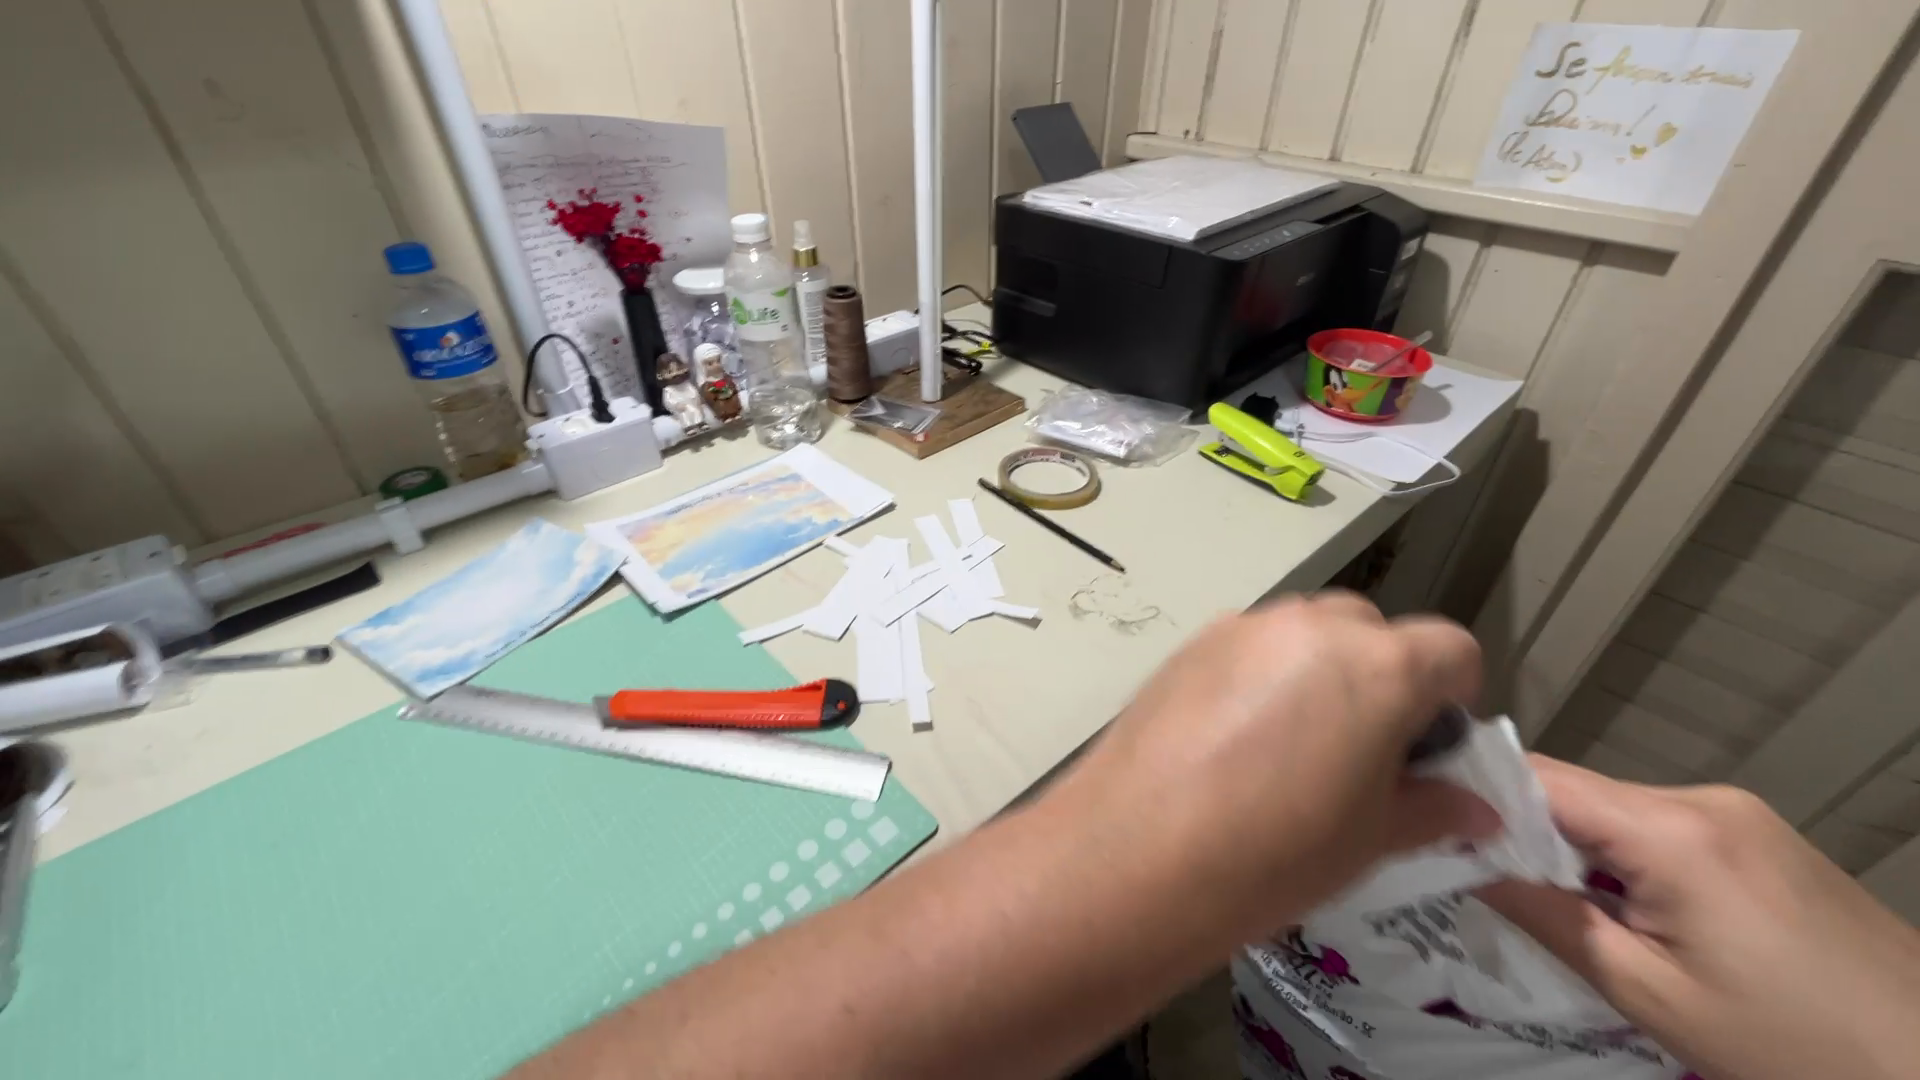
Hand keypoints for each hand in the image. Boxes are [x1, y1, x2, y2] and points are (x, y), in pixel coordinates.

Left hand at [1051, 592, 1498, 943]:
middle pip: (1371, 630)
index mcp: (1377, 665)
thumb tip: (1472, 805)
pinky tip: (1233, 734)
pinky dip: (1262, 672)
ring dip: (1319, 669)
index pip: (1450, 648)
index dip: (1452, 696)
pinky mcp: (1189, 643)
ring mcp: (1241, 627)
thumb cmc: (1273, 851)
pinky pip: (1249, 644)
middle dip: (1383, 677)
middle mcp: (1309, 626)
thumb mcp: (1370, 839)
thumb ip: (1432, 808)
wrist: (1137, 847)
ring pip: (1306, 631)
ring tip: (1290, 741)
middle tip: (1359, 746)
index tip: (1429, 745)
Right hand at [1480, 758, 1919, 1079]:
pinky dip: (1616, 852)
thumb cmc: (1790, 1045)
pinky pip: (1655, 824)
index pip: (1537, 776)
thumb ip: (1545, 914)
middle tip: (1472, 869)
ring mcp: (1738, 813)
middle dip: (1518, 825)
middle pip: (1572, 789)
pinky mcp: (1759, 836)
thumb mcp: (1648, 994)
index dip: (1473, 789)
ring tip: (1544, 894)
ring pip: (1609, 807)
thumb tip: (1459, 859)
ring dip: (1568, 842)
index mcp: (1671, 828)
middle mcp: (1701, 798)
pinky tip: (1615, 900)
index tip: (1423, 818)